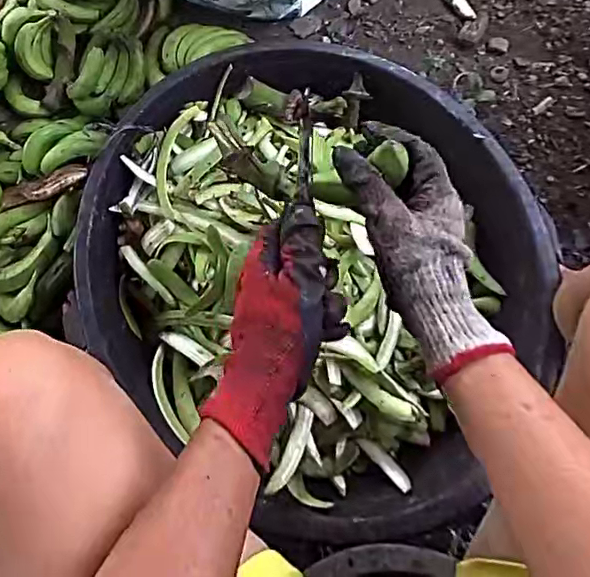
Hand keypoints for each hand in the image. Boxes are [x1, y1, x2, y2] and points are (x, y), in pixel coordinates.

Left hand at [198, 205, 346, 469]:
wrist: (269, 383)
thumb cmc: (282, 330)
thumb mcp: (299, 281)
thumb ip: (302, 244)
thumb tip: (302, 207)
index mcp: (261, 260)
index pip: (282, 226)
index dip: (304, 229)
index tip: (321, 241)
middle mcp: (264, 276)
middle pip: (300, 258)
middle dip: (321, 272)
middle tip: (326, 285)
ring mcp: (273, 300)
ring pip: (310, 286)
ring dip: (326, 299)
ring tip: (327, 316)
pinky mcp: (284, 322)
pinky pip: (309, 310)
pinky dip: (321, 319)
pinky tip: (329, 330)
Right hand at [335, 125, 511, 381]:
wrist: (433, 313)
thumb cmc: (415, 263)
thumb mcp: (387, 218)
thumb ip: (366, 183)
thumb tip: (344, 153)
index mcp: (441, 192)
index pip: (420, 150)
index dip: (394, 136)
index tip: (368, 132)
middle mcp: (439, 203)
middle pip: (409, 169)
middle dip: (381, 158)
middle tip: (354, 154)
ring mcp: (429, 222)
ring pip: (401, 190)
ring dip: (377, 180)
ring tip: (351, 175)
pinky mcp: (418, 240)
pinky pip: (396, 209)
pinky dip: (377, 201)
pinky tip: (359, 204)